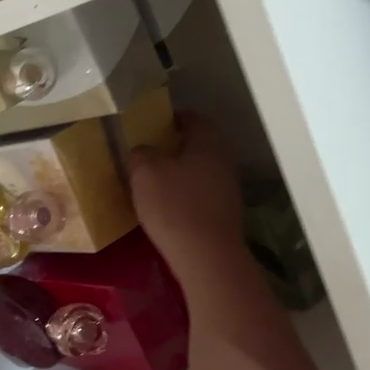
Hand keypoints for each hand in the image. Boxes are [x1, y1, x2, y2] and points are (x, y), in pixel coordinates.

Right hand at [128, 111, 247, 284]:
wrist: (205, 252)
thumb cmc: (173, 205)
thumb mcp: (144, 173)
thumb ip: (141, 154)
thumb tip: (143, 149)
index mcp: (206, 143)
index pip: (193, 117)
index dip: (172, 117)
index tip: (151, 124)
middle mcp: (222, 159)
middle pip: (199, 143)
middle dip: (174, 145)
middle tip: (147, 152)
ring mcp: (227, 185)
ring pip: (200, 167)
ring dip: (180, 169)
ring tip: (153, 180)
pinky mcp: (224, 209)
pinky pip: (201, 189)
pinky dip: (185, 190)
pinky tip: (167, 203)